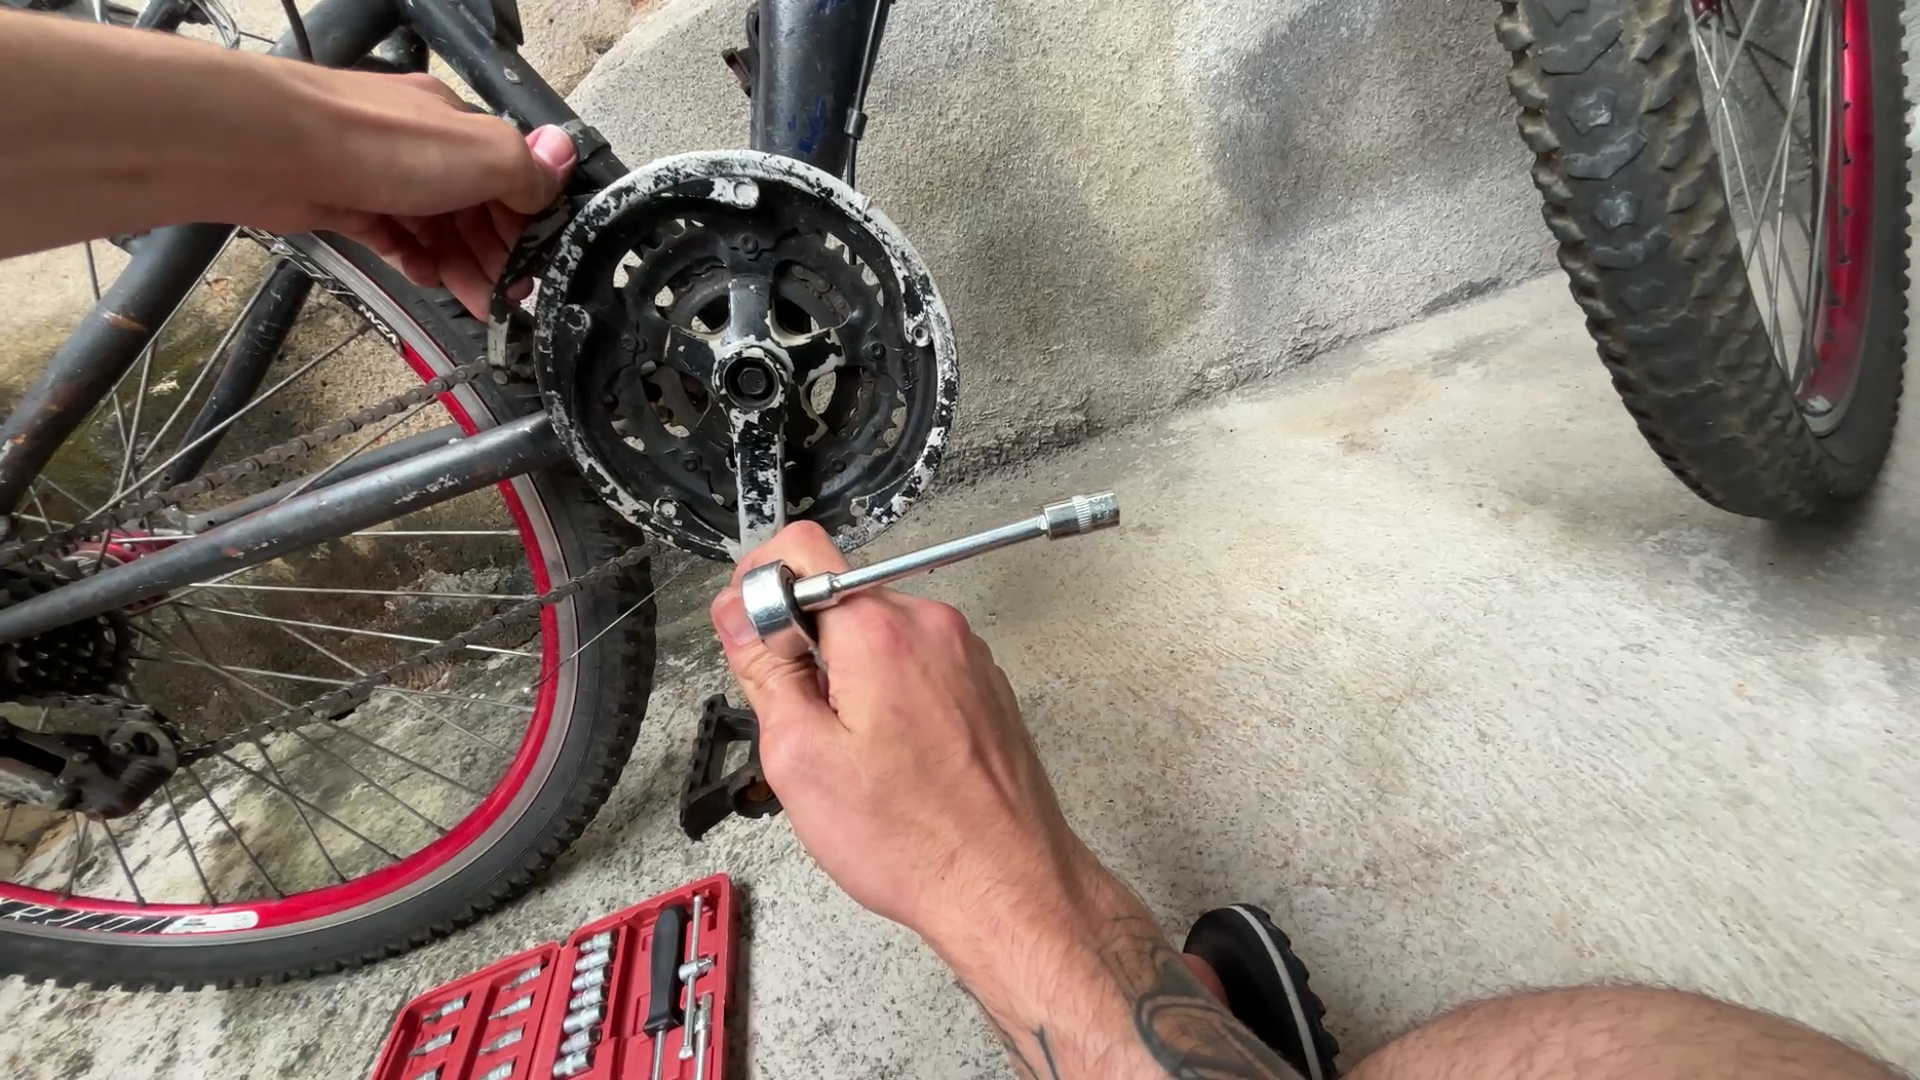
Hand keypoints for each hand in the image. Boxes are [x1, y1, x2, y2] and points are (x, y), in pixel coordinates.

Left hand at [261, 71, 575, 317]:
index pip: (513, 179)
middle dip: (499, 257)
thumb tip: (564, 159)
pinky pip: (396, 239)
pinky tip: (427, 278)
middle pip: (479, 211)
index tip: (539, 263)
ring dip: (464, 269)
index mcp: (459, 126)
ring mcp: (382, 173)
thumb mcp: (485, 154)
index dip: (531, 224)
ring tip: (477, 304)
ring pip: (440, 230)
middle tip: (510, 295)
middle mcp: (422, 144)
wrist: (264, 146)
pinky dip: (417, 262)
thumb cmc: (379, 146)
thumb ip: (531, 168)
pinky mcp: (347, 201)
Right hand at [709, 523, 1101, 947]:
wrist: (1005, 881)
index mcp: (880, 632)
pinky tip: (893, 747)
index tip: (755, 631)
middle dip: (805, 643)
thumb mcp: (801, 757)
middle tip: (805, 715)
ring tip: (856, 743)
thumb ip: (764, 669)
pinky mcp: (979, 676)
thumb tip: (741, 615)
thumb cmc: (914, 837)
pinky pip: (916, 656)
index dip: (761, 582)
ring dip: (848, 669)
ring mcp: (962, 649)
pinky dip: (890, 684)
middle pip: (839, 595)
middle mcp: (930, 624)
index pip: (803, 549)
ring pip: (877, 629)